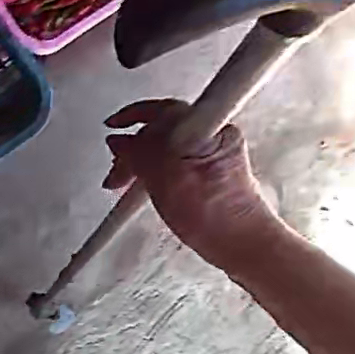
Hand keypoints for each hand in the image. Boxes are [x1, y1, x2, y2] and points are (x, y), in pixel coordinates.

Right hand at [102, 99, 287, 267]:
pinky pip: (172, 160)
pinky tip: (140, 186)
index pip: (164, 110)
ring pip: (163, 146)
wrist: (240, 243)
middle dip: (132, 147)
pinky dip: (151, 170)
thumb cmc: (212, 216)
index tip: (114, 124)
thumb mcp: (165, 177)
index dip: (134, 115)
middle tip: (116, 169)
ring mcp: (213, 153)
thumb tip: (120, 140)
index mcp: (209, 129)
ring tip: (123, 183)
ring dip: (138, 162)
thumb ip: (139, 152)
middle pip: (161, 130)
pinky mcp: (211, 170)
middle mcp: (215, 136)